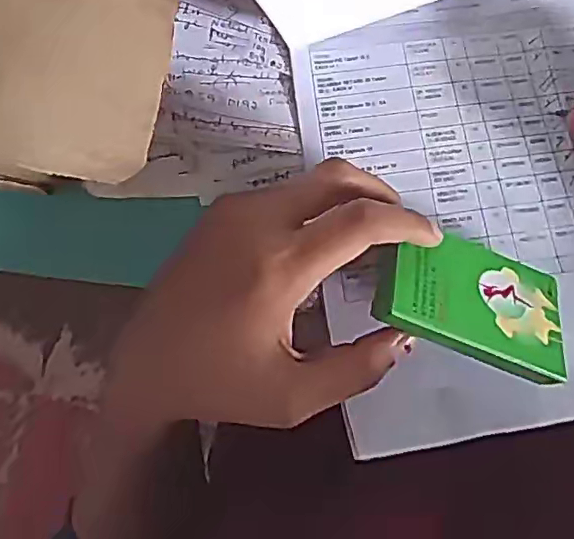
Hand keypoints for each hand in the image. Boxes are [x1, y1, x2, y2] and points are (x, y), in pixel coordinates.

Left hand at [100, 160, 441, 432]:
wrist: (143, 361)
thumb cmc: (219, 381)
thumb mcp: (292, 396)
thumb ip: (357, 368)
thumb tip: (402, 334)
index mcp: (279, 266)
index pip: (358, 221)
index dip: (404, 223)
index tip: (430, 236)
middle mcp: (259, 220)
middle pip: (337, 177)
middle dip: (381, 192)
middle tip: (403, 225)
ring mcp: (238, 207)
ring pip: (312, 180)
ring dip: (349, 198)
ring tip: (366, 238)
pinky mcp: (224, 207)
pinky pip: (287, 192)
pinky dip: (319, 204)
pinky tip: (321, 240)